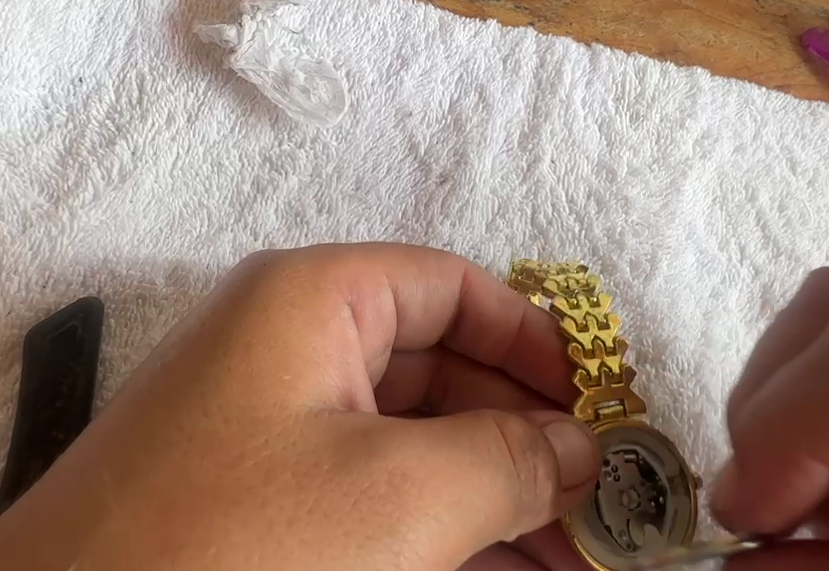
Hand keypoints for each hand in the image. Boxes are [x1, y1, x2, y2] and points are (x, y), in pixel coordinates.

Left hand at [0, 244, 599, 570]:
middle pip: (436, 360)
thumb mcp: (393, 498)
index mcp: (316, 297)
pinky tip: (495, 567)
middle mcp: (293, 337)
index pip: (450, 286)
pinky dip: (434, 519)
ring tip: (565, 552)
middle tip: (593, 503)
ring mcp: (272, 415)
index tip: (594, 405)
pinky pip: (369, 483)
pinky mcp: (258, 488)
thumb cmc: (233, 549)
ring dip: (485, 485)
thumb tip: (576, 445)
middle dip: (518, 430)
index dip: (530, 338)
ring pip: (408, 431)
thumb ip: (501, 460)